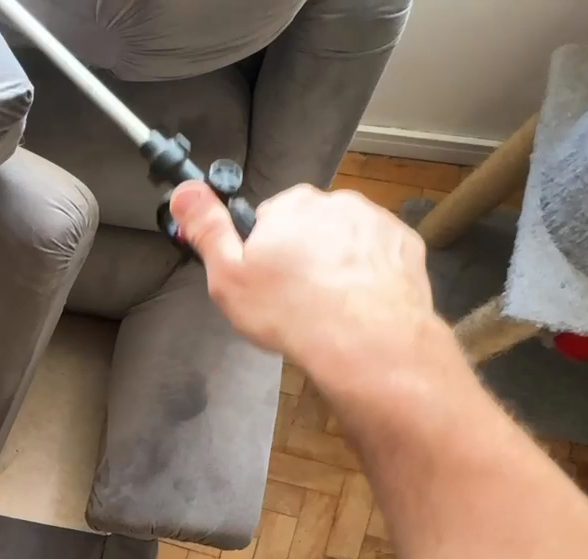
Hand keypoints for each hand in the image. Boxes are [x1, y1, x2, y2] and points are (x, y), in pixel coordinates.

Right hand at [170, 181, 453, 397]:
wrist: (363, 338)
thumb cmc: (288, 309)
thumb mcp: (227, 276)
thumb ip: (207, 229)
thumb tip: (183, 191)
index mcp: (290, 206)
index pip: (266, 218)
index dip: (258, 251)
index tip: (258, 279)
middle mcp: (336, 202)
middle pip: (307, 227)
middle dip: (296, 255)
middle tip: (285, 297)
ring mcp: (375, 222)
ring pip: (342, 241)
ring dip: (330, 265)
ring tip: (318, 305)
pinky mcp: (403, 245)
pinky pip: (374, 256)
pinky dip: (362, 275)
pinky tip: (349, 304)